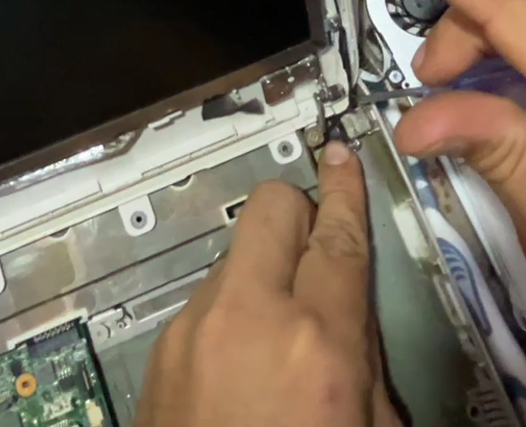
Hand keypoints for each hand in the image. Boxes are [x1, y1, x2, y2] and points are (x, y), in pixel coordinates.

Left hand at [136, 141, 399, 426]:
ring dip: (264, 273)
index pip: (338, 238)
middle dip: (299, 213)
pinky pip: (208, 299)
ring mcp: (193, 325)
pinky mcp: (161, 346)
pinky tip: (239, 370)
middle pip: (271, 206)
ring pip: (237, 253)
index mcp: (316, 344)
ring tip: (275, 337)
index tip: (344, 155)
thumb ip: (364, 364)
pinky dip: (232, 312)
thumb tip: (346, 314)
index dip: (346, 191)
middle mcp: (248, 315)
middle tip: (315, 250)